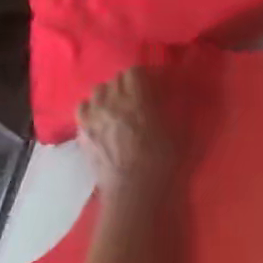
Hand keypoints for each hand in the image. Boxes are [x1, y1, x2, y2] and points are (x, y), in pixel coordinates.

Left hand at [77, 68, 170, 198]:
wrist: (133, 191)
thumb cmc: (161, 163)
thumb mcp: (179, 132)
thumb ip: (177, 106)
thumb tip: (178, 90)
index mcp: (136, 100)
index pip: (134, 72)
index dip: (144, 75)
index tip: (154, 84)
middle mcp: (111, 102)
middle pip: (115, 79)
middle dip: (128, 84)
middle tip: (138, 97)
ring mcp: (93, 116)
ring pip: (97, 90)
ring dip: (108, 93)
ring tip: (117, 105)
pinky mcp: (83, 131)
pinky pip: (82, 107)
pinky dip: (91, 107)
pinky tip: (99, 116)